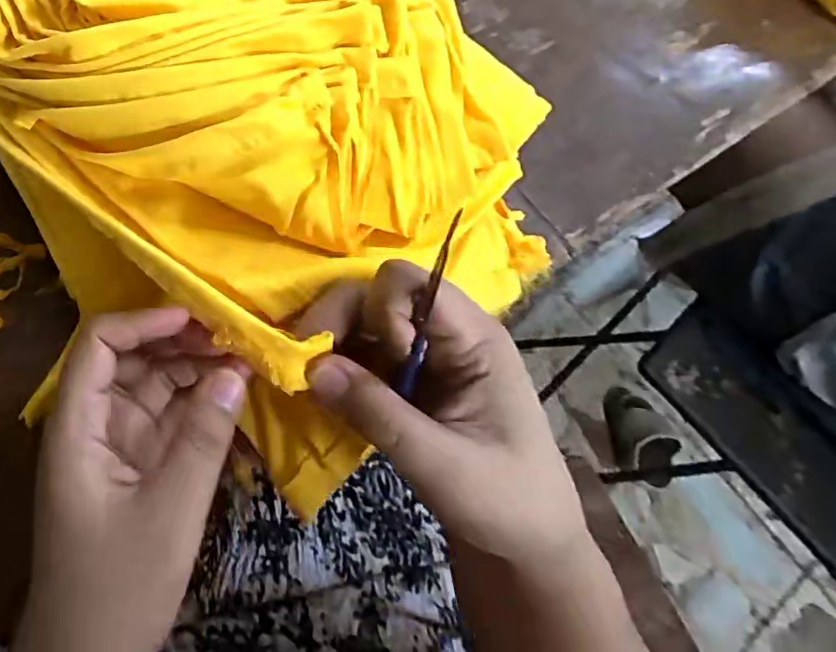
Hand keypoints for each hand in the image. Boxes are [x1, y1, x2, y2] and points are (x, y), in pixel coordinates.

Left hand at [14, 308, 248, 651]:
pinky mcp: (135, 462)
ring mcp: (113, 441)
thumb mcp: (169, 513)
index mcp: (77, 424)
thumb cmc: (117, 587)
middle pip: (128, 358)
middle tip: (231, 336)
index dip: (142, 322)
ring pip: (150, 383)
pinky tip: (230, 391)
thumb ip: (204, 439)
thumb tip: (236, 371)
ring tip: (240, 357)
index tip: (193, 318)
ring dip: (192, 367)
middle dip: (177, 341)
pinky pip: (164, 415)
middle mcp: (91, 421)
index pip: (99, 344)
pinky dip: (195, 401)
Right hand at [293, 261, 585, 563]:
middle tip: (309, 366)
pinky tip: (325, 397)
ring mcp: (423, 356)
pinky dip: (337, 369)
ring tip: (312, 385)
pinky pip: (360, 354)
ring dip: (332, 346)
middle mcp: (444, 334)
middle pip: (375, 295)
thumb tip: (312, 368)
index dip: (381, 308)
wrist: (527, 553)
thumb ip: (378, 413)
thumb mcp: (442, 465)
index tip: (382, 359)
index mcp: (472, 337)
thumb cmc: (505, 504)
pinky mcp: (405, 379)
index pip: (411, 283)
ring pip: (361, 322)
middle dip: (338, 321)